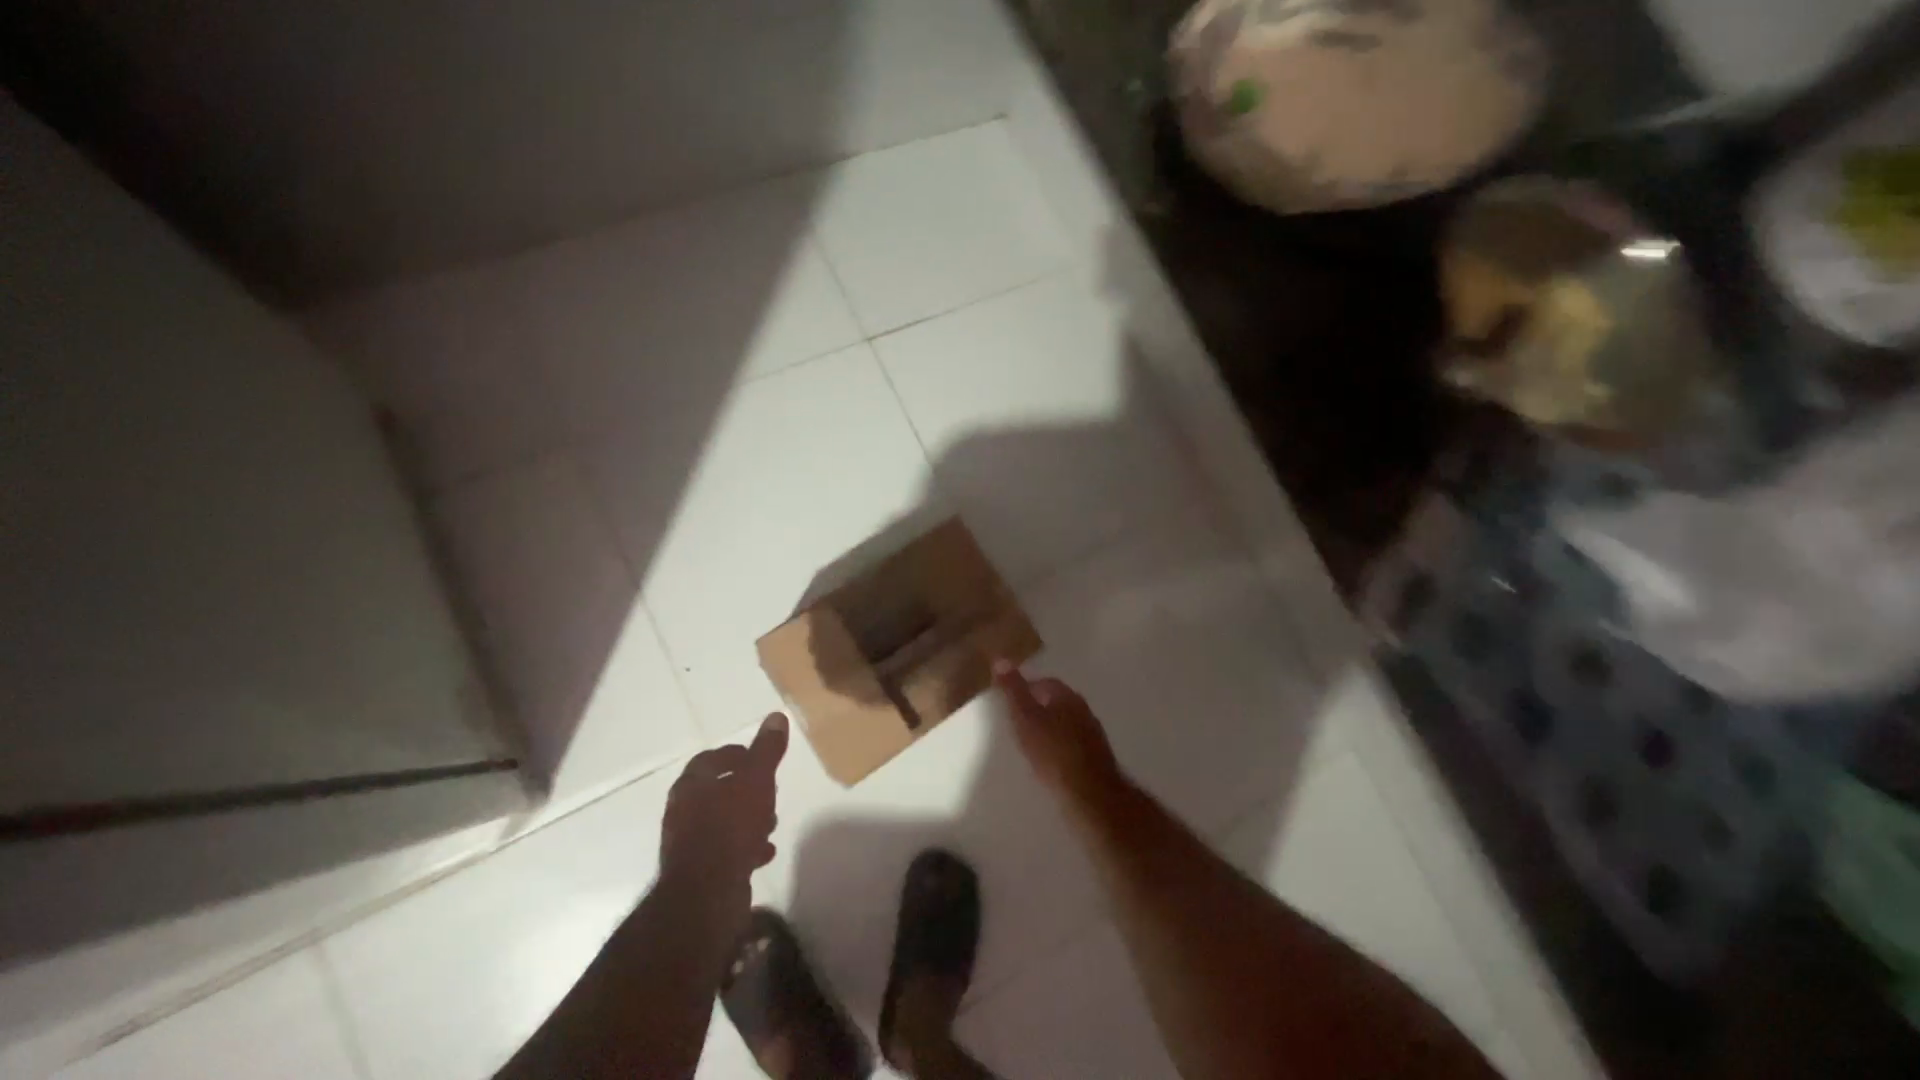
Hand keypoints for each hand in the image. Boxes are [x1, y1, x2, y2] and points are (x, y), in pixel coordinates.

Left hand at [660, 713, 787, 893]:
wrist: (706, 892)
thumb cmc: (730, 827)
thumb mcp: (755, 781)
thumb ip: (766, 751)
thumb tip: (776, 716)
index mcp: (691, 784)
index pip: (711, 759)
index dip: (736, 755)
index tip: (758, 759)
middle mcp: (683, 809)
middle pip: (716, 791)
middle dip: (744, 790)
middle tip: (769, 792)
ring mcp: (687, 842)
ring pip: (721, 821)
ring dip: (745, 820)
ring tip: (769, 825)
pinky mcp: (697, 870)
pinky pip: (724, 850)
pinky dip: (743, 847)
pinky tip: (763, 853)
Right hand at [994, 661, 1119, 803]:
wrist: (1089, 792)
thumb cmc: (1052, 752)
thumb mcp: (1025, 719)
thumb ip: (1013, 691)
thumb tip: (1001, 658)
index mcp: (1067, 696)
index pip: (1045, 682)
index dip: (1026, 689)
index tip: (1010, 702)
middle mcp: (1084, 709)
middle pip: (1057, 701)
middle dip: (1039, 708)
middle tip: (1018, 722)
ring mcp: (1093, 733)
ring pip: (1067, 722)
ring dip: (1050, 728)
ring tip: (1031, 743)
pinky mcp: (1096, 756)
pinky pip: (1073, 742)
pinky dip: (1060, 745)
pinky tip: (1050, 761)